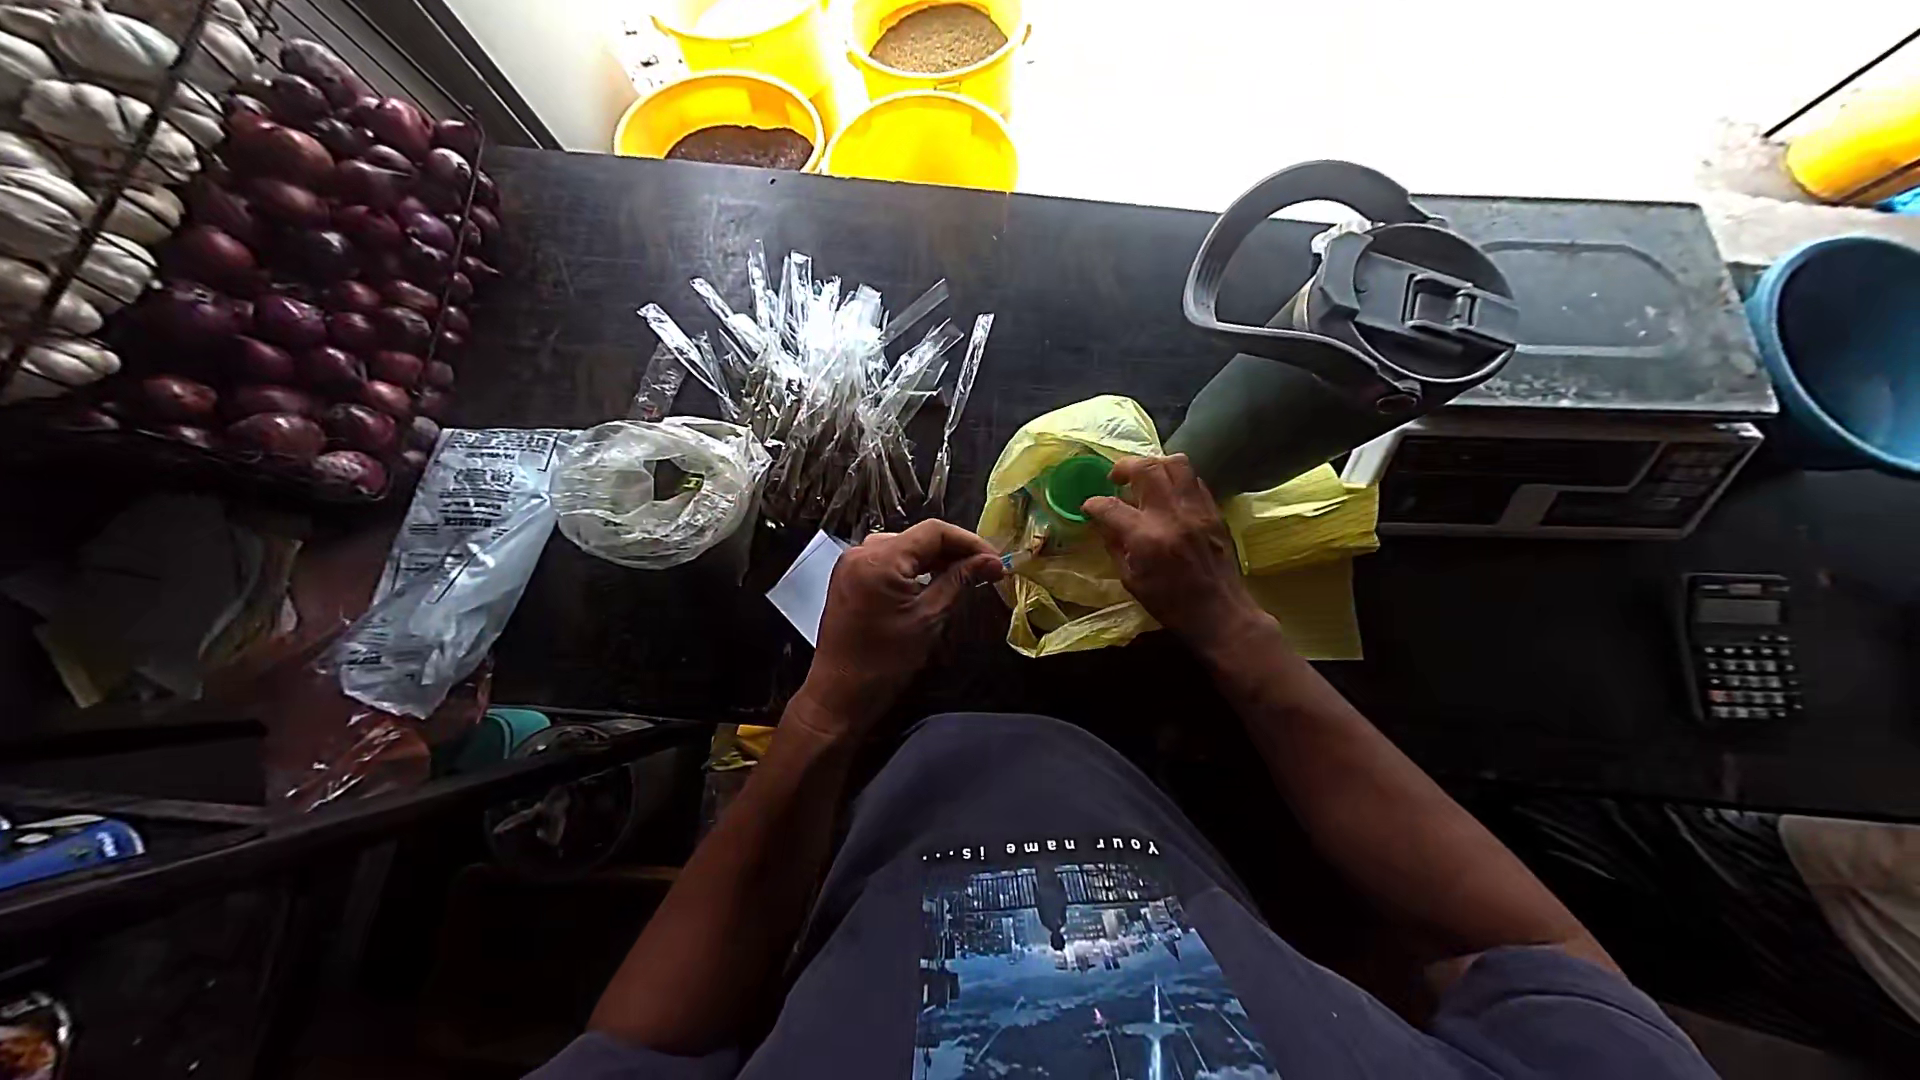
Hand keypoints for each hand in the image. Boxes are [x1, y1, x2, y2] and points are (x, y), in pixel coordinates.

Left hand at [790, 520, 1003, 741]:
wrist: (839, 694)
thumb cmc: (885, 662)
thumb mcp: (928, 618)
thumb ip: (958, 581)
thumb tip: (990, 562)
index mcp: (880, 559)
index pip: (933, 531)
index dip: (969, 542)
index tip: (995, 560)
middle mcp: (862, 552)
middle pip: (918, 537)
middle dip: (954, 550)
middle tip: (985, 569)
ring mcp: (852, 564)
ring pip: (904, 547)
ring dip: (935, 559)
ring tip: (965, 575)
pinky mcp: (849, 578)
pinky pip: (888, 561)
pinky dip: (913, 568)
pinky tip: (934, 582)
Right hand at [1083, 454, 1270, 655]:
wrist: (1220, 612)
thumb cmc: (1170, 604)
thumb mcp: (1131, 580)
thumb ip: (1115, 545)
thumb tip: (1102, 523)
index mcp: (1147, 537)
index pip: (1111, 506)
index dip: (1094, 504)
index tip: (1089, 507)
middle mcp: (1172, 515)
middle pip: (1145, 468)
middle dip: (1123, 467)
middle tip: (1116, 478)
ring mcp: (1196, 509)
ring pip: (1175, 463)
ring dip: (1154, 465)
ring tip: (1144, 477)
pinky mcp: (1214, 511)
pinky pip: (1194, 479)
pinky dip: (1176, 480)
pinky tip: (1168, 494)